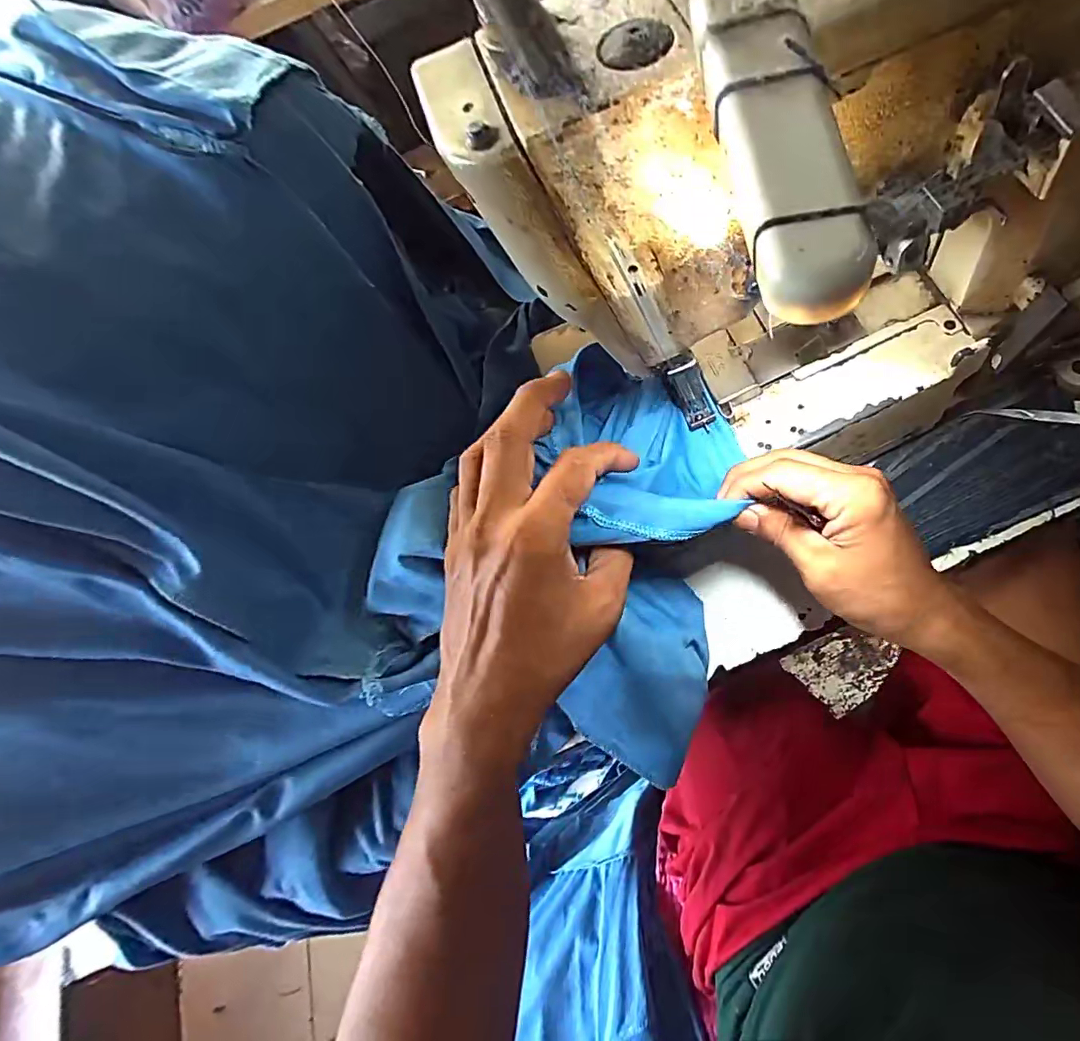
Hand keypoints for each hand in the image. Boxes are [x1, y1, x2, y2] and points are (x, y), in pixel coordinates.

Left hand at [428, 372, 638, 772]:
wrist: (484, 696)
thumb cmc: (548, 656)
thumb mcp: (603, 608)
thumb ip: (614, 560)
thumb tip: (606, 539)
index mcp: (536, 532)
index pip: (574, 469)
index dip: (606, 455)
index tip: (628, 462)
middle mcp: (493, 520)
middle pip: (507, 438)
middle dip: (534, 400)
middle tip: (559, 383)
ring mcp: (464, 531)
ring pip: (474, 457)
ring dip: (503, 428)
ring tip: (529, 418)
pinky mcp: (451, 547)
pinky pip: (463, 487)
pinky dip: (484, 465)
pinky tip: (502, 469)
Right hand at [719, 449, 964, 647]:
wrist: (920, 609)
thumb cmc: (877, 596)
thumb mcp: (818, 567)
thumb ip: (779, 530)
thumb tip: (744, 511)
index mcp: (852, 491)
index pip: (783, 471)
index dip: (746, 483)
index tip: (721, 503)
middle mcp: (858, 477)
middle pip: (790, 460)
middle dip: (751, 477)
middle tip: (724, 502)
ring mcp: (860, 482)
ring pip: (799, 467)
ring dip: (767, 483)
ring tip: (741, 506)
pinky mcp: (858, 493)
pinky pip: (814, 481)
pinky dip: (787, 491)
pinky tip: (769, 507)